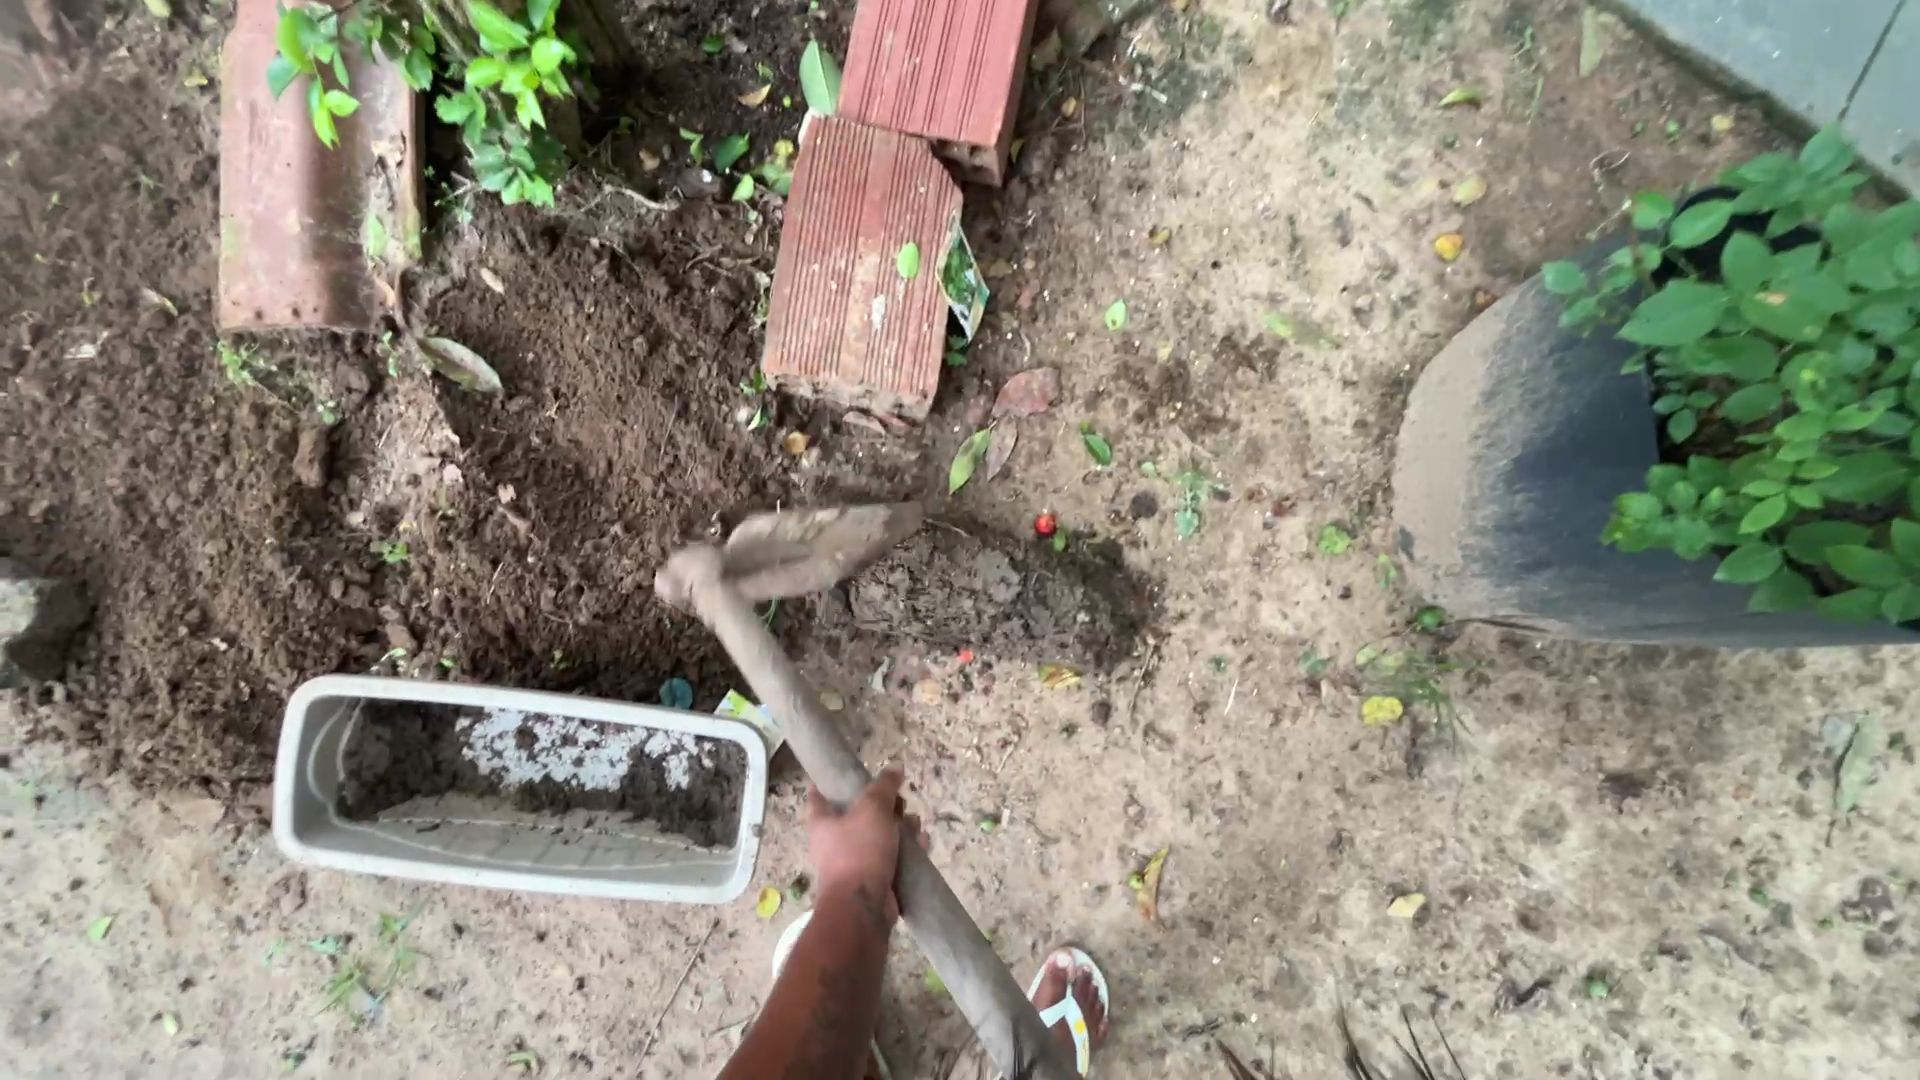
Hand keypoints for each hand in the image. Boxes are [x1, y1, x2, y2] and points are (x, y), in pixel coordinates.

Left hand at [806, 767, 917, 922]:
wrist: (863, 907)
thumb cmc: (859, 850)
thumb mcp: (873, 808)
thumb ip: (885, 786)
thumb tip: (896, 767)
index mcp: (822, 822)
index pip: (818, 795)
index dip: (829, 782)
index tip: (846, 772)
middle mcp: (834, 842)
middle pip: (860, 814)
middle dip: (884, 805)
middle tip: (900, 801)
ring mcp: (855, 862)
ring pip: (880, 836)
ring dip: (901, 827)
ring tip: (916, 824)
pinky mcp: (874, 879)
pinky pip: (892, 857)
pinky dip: (907, 850)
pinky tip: (923, 843)